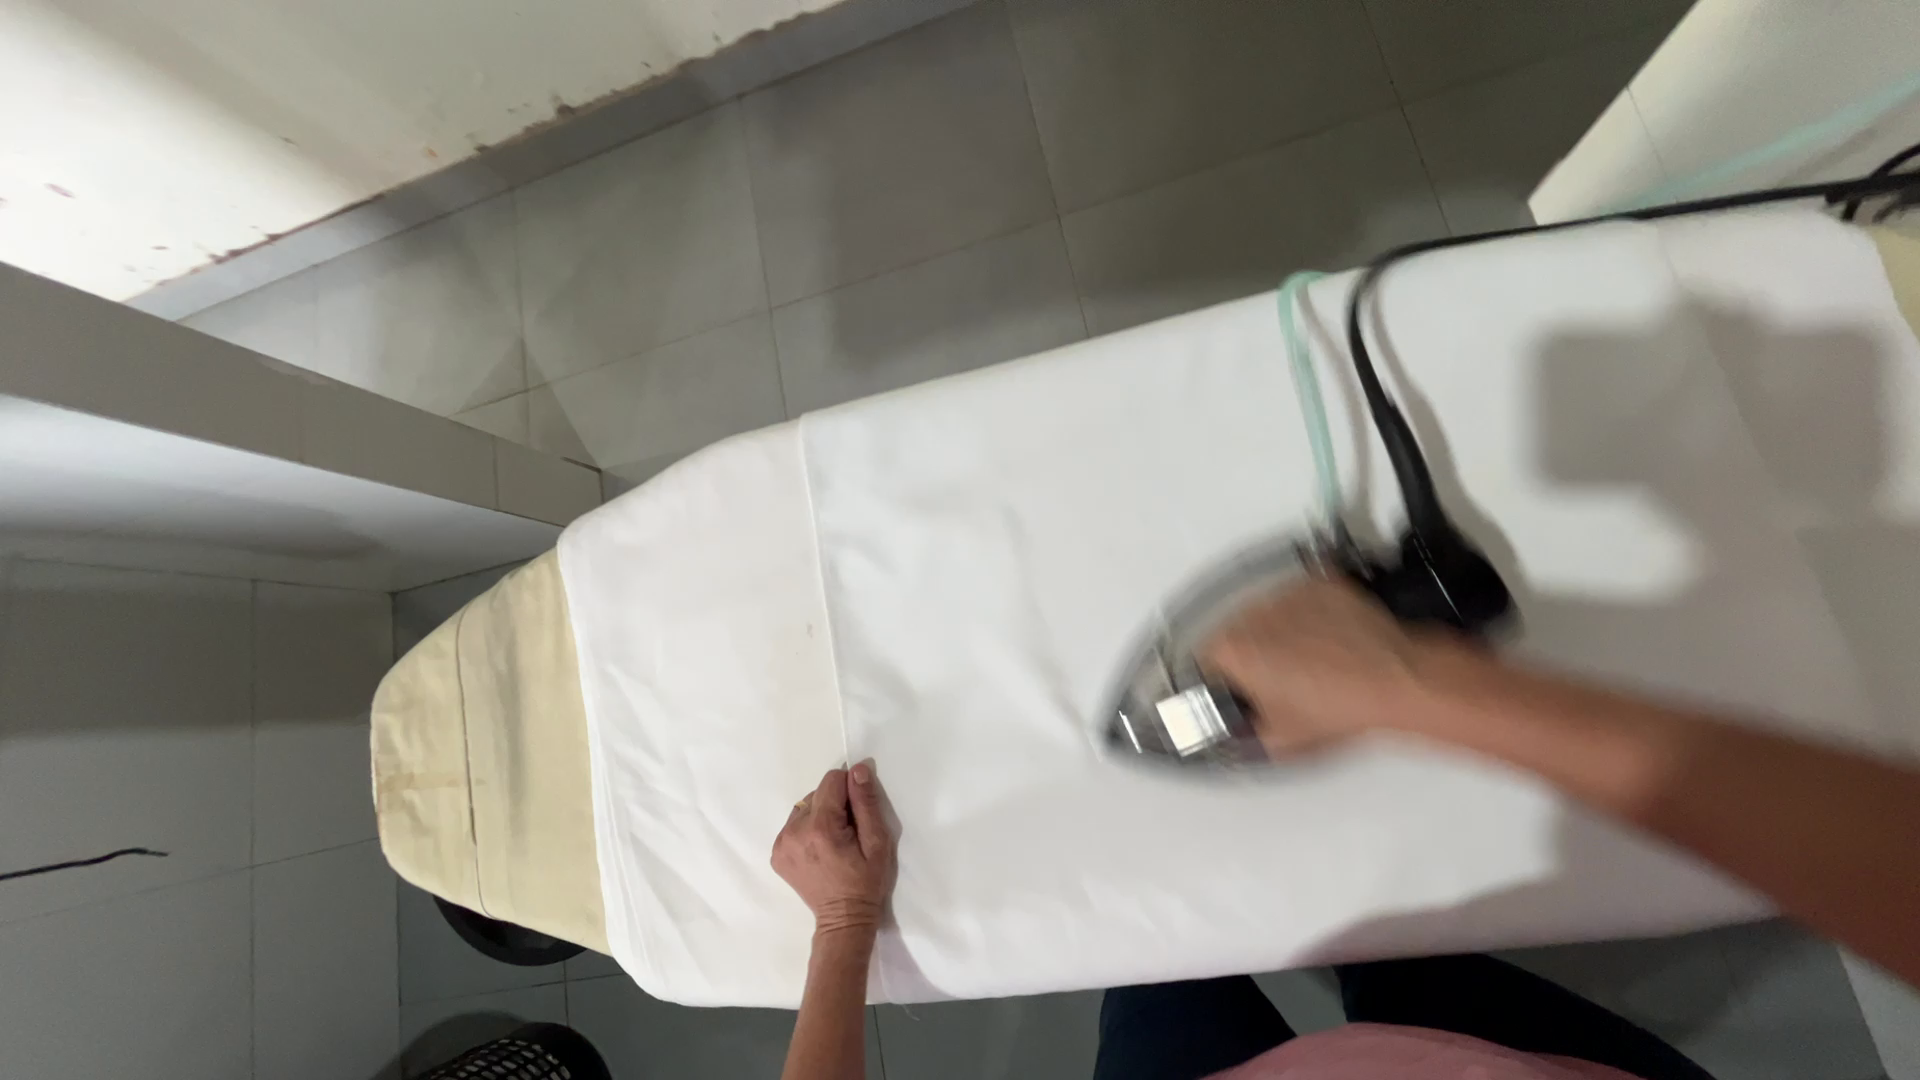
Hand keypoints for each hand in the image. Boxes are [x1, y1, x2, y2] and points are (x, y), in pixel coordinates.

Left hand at [772, 762, 896, 934]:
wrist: (843, 920)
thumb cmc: (866, 882)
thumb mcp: (877, 841)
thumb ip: (865, 802)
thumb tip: (857, 770)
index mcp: (820, 828)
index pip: (832, 780)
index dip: (849, 791)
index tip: (857, 814)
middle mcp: (793, 831)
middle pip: (817, 793)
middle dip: (835, 804)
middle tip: (848, 832)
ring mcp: (781, 844)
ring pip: (805, 806)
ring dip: (821, 815)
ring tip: (833, 841)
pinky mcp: (776, 853)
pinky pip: (795, 823)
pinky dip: (808, 828)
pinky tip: (819, 848)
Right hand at [1199, 576, 1433, 756]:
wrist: (1395, 680)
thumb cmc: (1339, 705)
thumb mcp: (1281, 737)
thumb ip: (1246, 732)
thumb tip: (1242, 733)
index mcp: (1232, 649)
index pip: (1205, 659)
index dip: (1221, 678)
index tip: (1234, 687)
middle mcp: (1251, 614)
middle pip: (1235, 631)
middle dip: (1249, 651)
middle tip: (1276, 676)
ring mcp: (1285, 594)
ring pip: (1267, 612)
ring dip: (1277, 630)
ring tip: (1308, 657)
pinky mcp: (1317, 584)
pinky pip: (1300, 598)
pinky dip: (1308, 614)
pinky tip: (1326, 638)